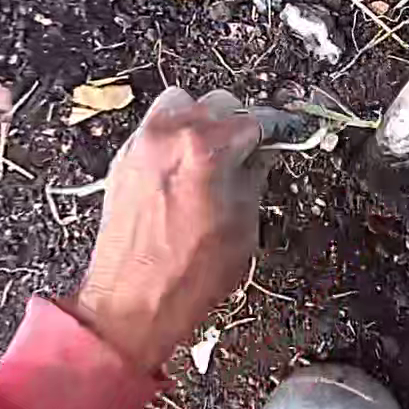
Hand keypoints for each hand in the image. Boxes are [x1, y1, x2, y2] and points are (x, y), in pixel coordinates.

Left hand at [72, 87, 267, 373]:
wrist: (131, 305)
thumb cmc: (188, 275)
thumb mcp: (243, 225)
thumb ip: (254, 178)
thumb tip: (260, 156)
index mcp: (206, 150)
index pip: (255, 120)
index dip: (277, 130)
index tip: (284, 136)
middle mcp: (170, 137)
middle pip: (219, 104)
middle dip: (239, 123)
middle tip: (251, 150)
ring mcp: (142, 146)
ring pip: (182, 103)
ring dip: (202, 120)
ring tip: (214, 151)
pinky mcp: (124, 161)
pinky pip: (155, 126)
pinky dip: (175, 134)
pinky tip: (187, 164)